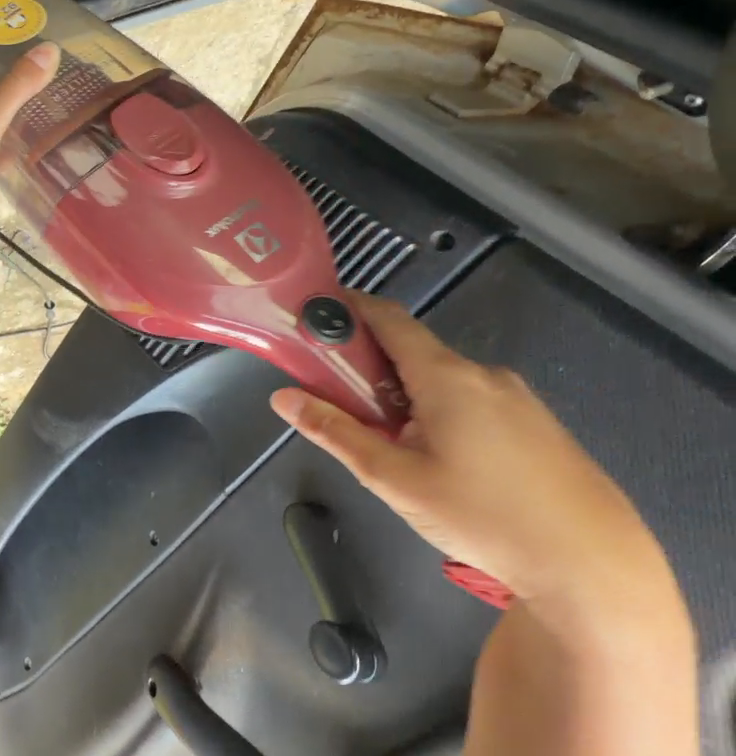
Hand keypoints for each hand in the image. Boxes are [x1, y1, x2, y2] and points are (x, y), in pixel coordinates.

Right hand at [270, 293, 677, 618]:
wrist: (597, 571)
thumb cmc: (484, 516)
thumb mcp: (393, 478)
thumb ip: (335, 431)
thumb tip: (282, 397)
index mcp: (447, 376)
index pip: (388, 318)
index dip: (346, 308)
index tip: (310, 317)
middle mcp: (484, 375)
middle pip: (411, 350)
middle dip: (366, 365)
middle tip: (333, 398)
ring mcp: (518, 400)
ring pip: (440, 380)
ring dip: (401, 393)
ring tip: (383, 439)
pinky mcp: (537, 427)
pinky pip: (471, 401)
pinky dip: (436, 410)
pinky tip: (434, 457)